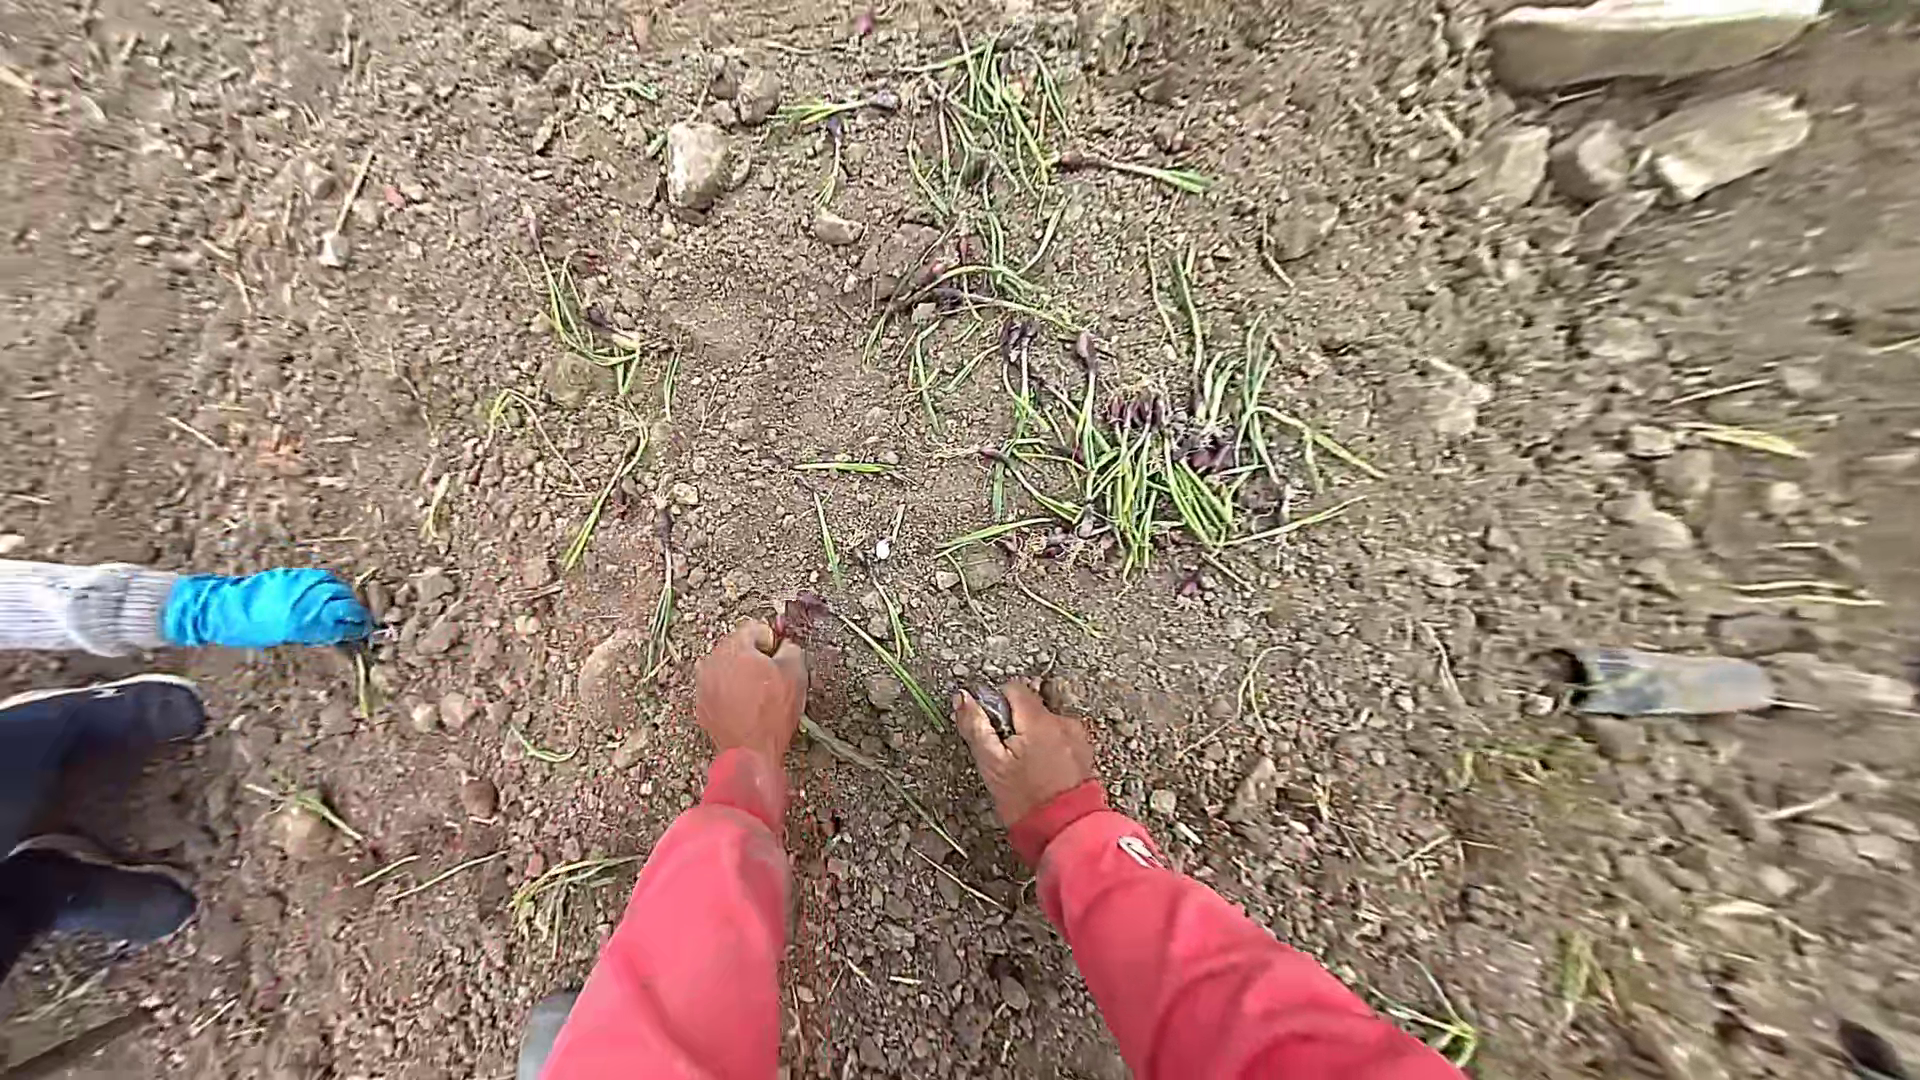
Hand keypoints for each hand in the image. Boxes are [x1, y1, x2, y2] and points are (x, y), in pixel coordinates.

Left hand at [163, 569, 371, 648]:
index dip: (359, 624)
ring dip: (343, 598)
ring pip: (339, 588)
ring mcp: (302, 583)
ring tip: (339, 607)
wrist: (211, 608)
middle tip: (355, 619)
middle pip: (348, 601)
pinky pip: (324, 579)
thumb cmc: (244, 628)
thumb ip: (319, 632)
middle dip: (355, 610)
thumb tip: (345, 633)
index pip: (349, 618)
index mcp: (308, 619)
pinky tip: (324, 595)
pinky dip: (329, 587)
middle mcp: (309, 599)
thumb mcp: (286, 636)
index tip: (363, 629)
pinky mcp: (294, 574)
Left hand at [695, 619, 806, 760]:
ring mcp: (704, 684)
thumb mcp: (795, 672)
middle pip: (737, 646)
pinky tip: (747, 705)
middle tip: (772, 674)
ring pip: (727, 667)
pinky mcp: (702, 705)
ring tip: (759, 692)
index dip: (772, 640)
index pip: (753, 628)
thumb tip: (785, 645)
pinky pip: (719, 687)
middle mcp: (713, 662)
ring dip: (742, 673)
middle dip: (755, 656)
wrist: (752, 752)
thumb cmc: (772, 713)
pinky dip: (731, 691)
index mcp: (734, 649)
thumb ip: (791, 647)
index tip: (778, 654)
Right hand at [955, 679, 1097, 826]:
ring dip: (1032, 734)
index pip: (1013, 688)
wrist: (1067, 831)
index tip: (992, 728)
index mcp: (1039, 720)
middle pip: (1030, 705)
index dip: (996, 704)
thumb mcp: (992, 764)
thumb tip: (963, 698)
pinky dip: (1048, 746)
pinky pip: (1059, 736)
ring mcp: (1076, 735)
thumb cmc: (1027, 802)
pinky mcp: (1083, 751)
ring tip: (1025, 766)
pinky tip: (1041, 771)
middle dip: (1015, 722)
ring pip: (1044, 721)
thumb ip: (976, 726)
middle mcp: (1062, 721)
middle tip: (1006, 752)